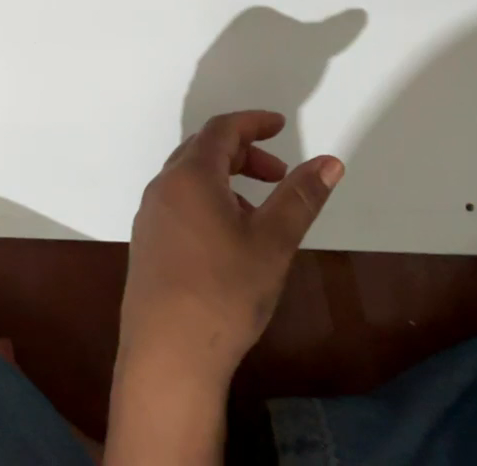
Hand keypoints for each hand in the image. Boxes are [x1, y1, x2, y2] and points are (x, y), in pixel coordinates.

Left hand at [119, 111, 342, 382]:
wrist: (168, 354)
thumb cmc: (224, 291)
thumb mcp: (273, 242)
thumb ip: (300, 197)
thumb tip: (330, 161)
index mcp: (189, 176)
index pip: (220, 130)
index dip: (252, 123)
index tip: (280, 125)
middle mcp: (162, 188)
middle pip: (202, 152)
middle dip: (243, 154)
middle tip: (279, 176)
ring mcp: (149, 218)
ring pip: (189, 181)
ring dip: (226, 182)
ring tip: (261, 215)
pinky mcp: (146, 246)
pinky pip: (178, 205)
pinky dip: (207, 204)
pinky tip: (229, 242)